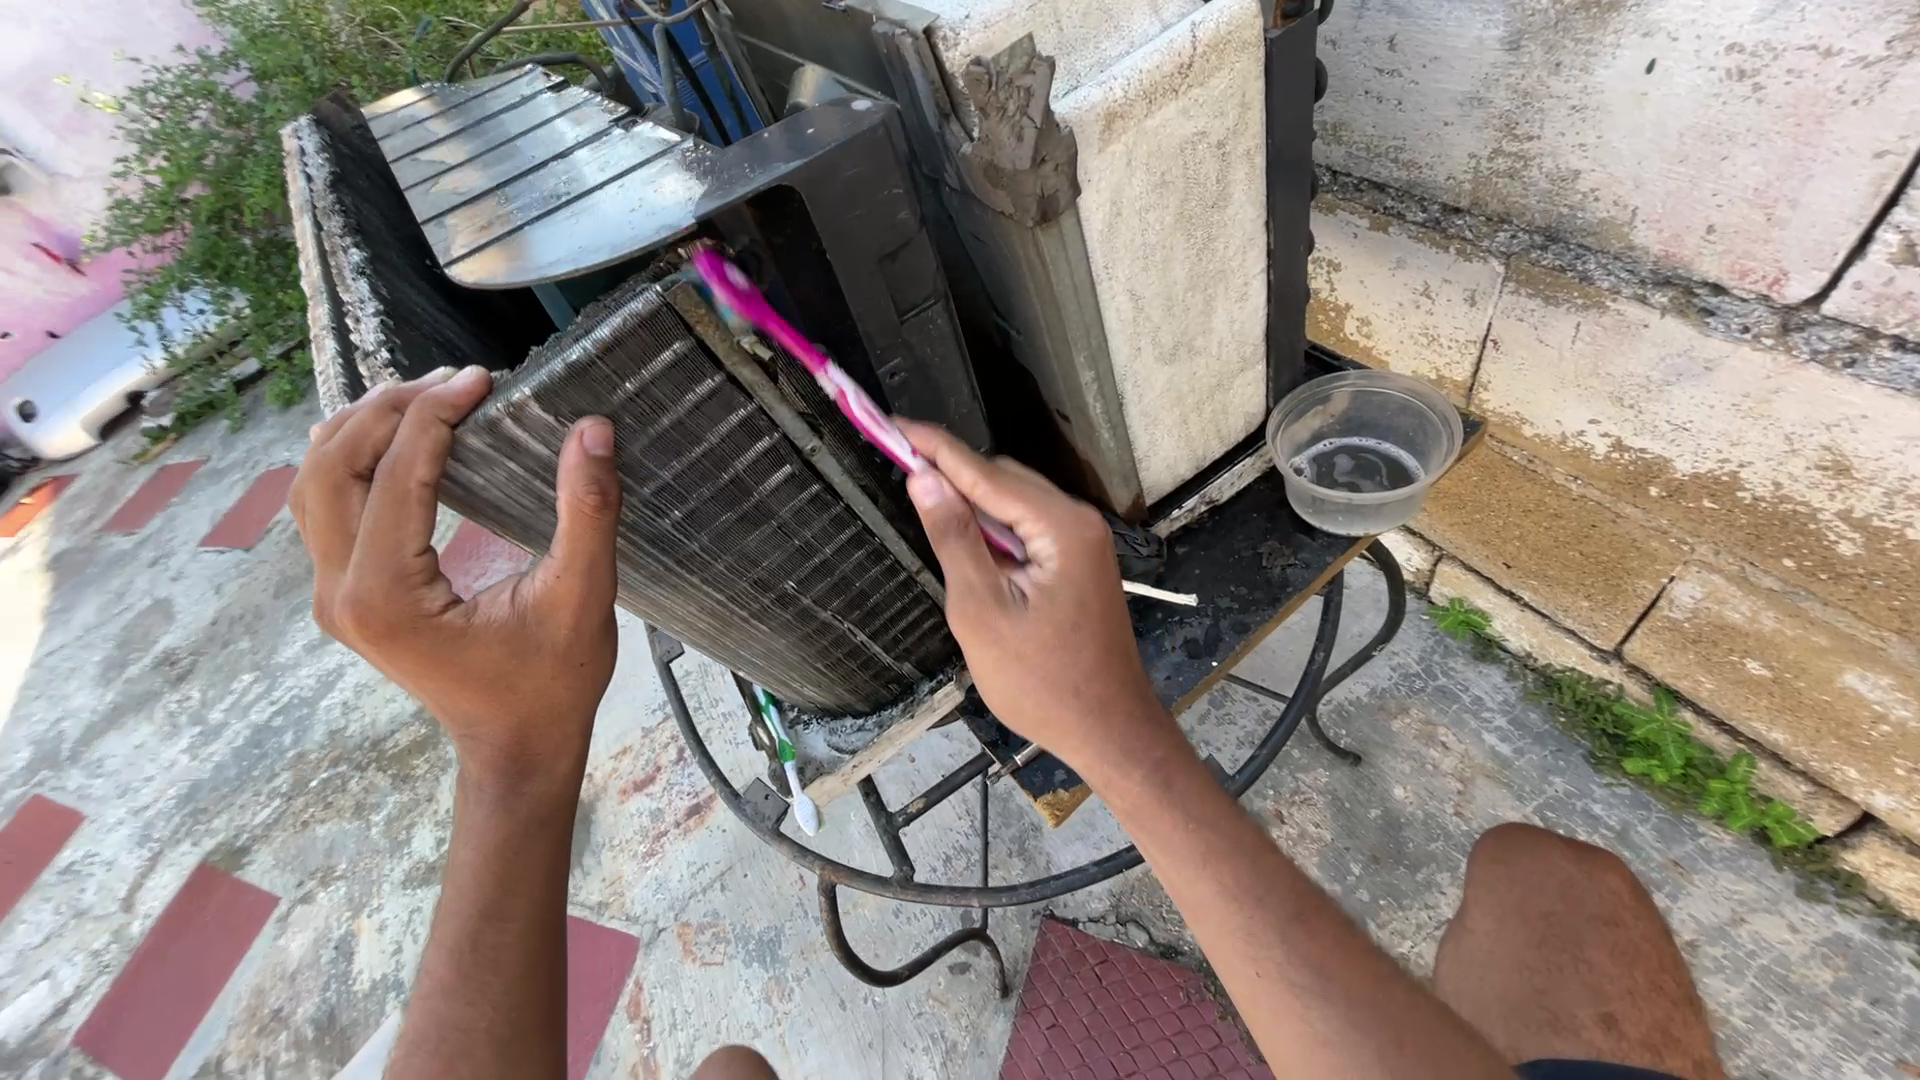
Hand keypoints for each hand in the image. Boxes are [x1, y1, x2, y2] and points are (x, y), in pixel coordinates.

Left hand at [291, 366, 622, 793]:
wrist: (518, 746)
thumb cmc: (554, 682)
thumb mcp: (583, 596)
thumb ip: (588, 511)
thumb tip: (593, 430)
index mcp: (387, 593)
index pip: (395, 476)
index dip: (436, 417)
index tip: (482, 380)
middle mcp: (340, 592)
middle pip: (329, 470)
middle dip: (388, 412)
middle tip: (454, 382)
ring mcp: (336, 596)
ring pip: (316, 487)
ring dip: (365, 432)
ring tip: (426, 398)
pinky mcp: (351, 597)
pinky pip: (331, 510)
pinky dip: (360, 462)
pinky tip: (402, 443)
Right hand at [898, 421, 1173, 774]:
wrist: (1107, 729)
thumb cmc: (1041, 683)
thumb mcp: (982, 612)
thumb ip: (954, 539)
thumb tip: (925, 479)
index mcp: (1061, 527)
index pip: (984, 472)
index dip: (934, 448)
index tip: (892, 425)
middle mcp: (1079, 521)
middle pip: (1004, 480)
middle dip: (953, 474)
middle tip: (899, 470)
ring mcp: (1083, 542)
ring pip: (1016, 503)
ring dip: (972, 504)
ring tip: (925, 507)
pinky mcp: (1079, 563)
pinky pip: (1028, 529)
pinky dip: (995, 530)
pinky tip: (969, 545)